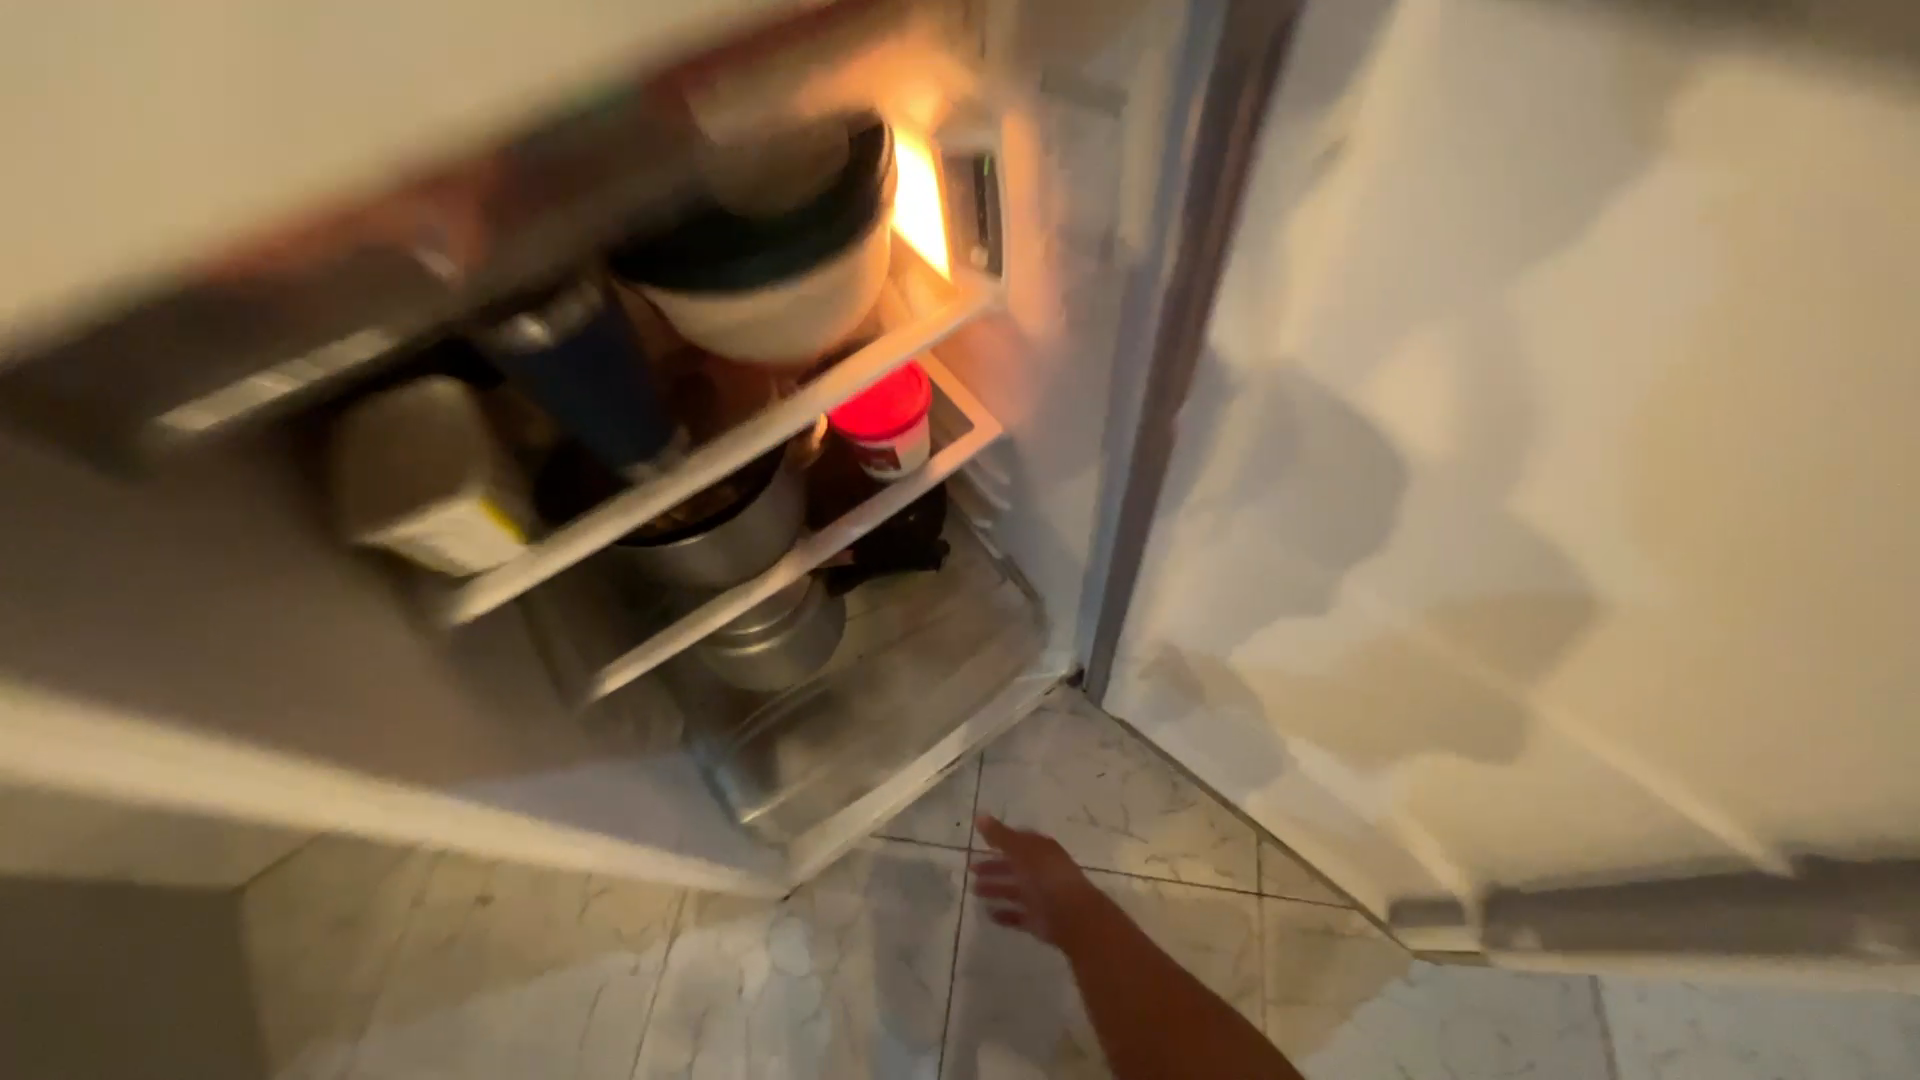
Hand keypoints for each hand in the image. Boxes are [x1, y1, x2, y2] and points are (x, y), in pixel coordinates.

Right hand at [971, 815, 1102, 946]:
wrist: (1072, 915)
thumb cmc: (1047, 876)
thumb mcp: (1021, 850)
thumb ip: (1000, 836)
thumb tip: (979, 816)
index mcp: (1041, 851)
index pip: (1020, 842)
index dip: (1001, 841)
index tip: (982, 842)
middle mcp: (1042, 871)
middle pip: (1015, 867)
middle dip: (994, 866)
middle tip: (972, 869)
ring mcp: (1041, 896)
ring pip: (1014, 890)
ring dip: (996, 889)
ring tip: (974, 890)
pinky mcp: (1039, 920)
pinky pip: (1018, 915)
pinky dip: (1004, 914)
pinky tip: (988, 913)